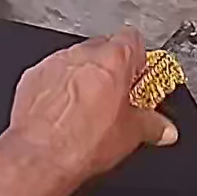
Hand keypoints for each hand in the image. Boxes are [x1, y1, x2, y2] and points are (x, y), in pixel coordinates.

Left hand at [0, 28, 178, 188]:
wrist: (39, 156)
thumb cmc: (82, 142)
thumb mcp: (131, 135)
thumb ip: (152, 125)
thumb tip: (163, 128)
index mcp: (113, 59)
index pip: (134, 39)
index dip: (139, 58)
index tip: (139, 78)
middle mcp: (82, 54)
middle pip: (104, 48)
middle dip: (111, 69)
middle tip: (116, 96)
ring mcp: (55, 62)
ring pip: (76, 61)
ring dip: (84, 77)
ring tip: (87, 109)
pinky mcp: (33, 76)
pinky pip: (52, 74)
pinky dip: (58, 88)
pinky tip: (63, 113)